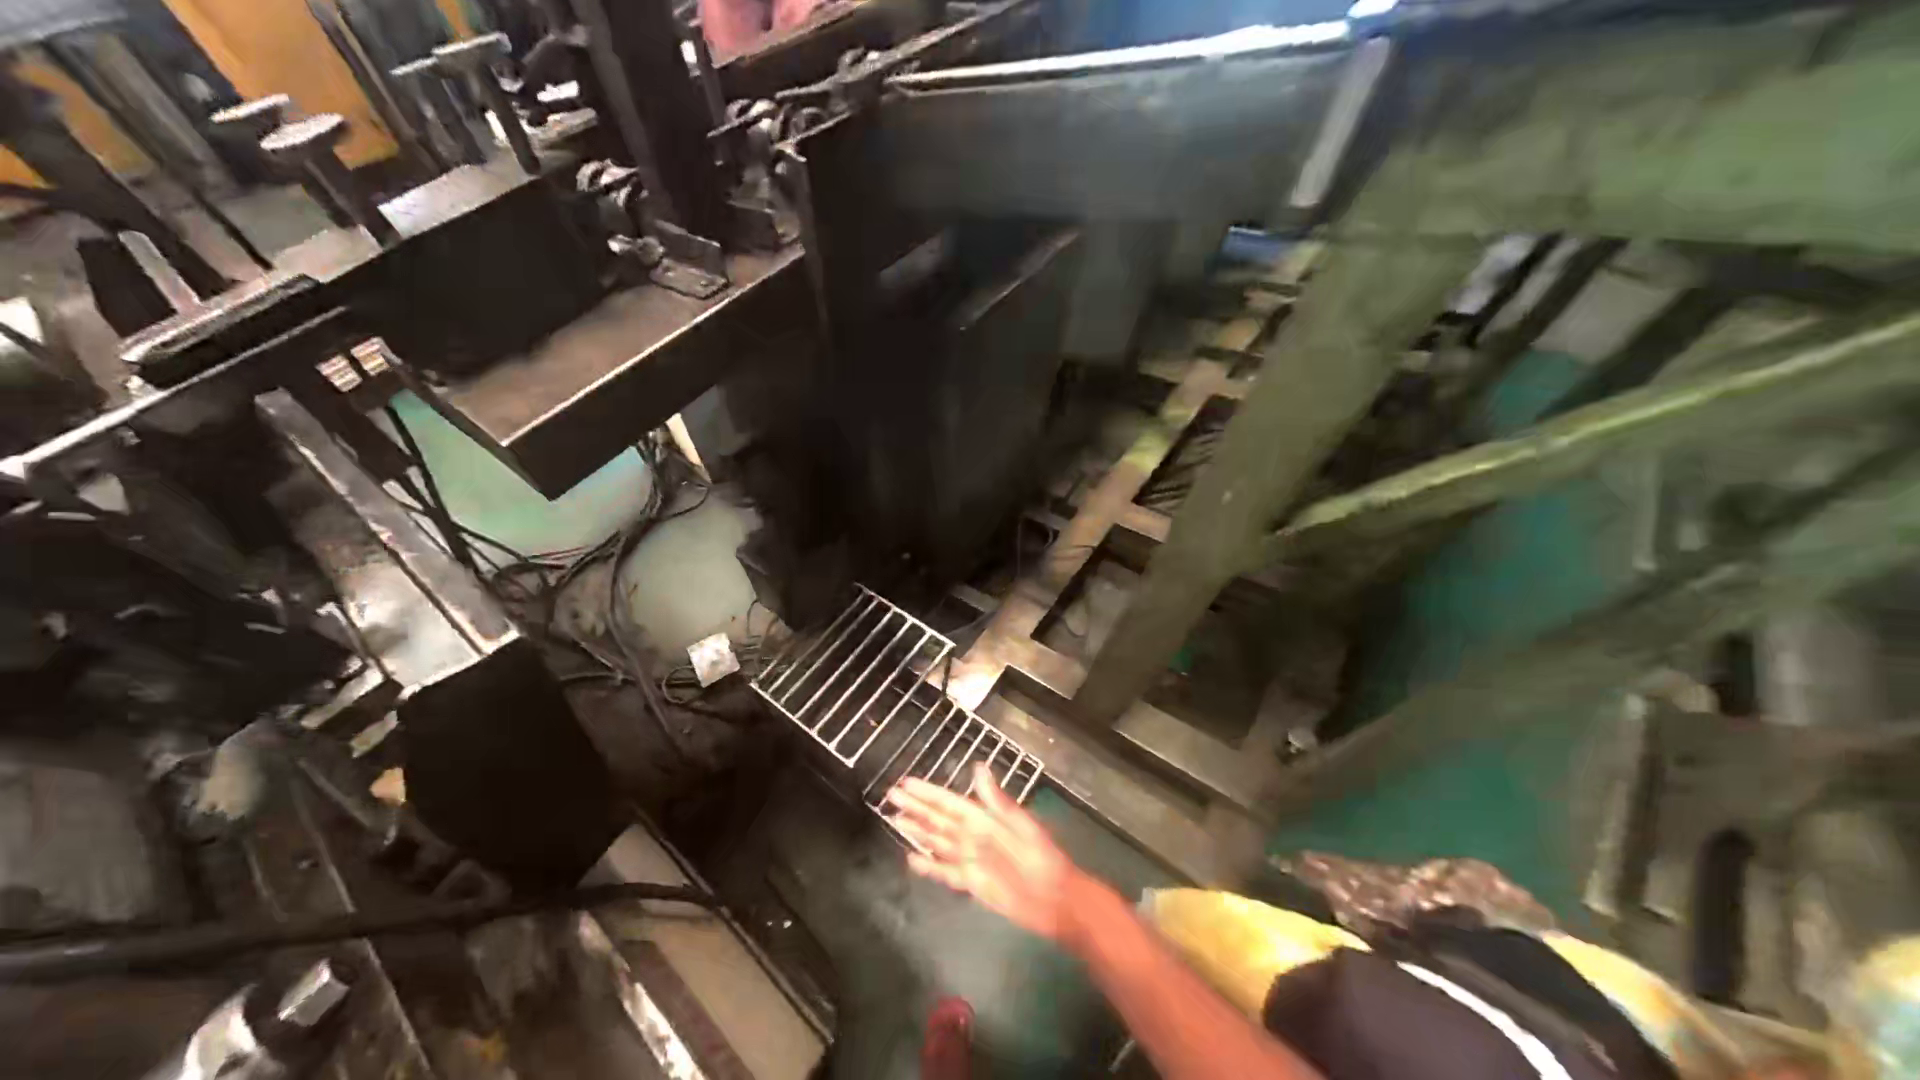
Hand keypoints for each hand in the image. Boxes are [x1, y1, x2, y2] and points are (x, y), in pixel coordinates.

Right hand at [886, 763, 1091, 944]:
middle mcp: (974, 835)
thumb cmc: (1042, 858)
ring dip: (917, 831)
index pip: (949, 802)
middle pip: (938, 819)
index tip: (906, 783)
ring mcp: (971, 859)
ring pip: (938, 841)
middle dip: (916, 807)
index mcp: (985, 818)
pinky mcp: (972, 882)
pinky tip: (912, 858)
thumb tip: (978, 768)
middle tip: (891, 795)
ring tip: (895, 819)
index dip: (928, 792)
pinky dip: (929, 866)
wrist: (1055, 899)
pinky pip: (945, 871)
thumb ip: (996, 800)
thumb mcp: (1021, 825)